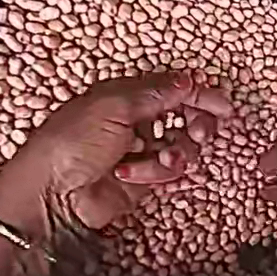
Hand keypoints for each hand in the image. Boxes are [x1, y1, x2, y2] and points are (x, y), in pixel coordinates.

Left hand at [0, 73, 232, 250]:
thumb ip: (156, 93)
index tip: (224, 107)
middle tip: (196, 134)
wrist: (52, 194)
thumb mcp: (114, 108)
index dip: (201, 96)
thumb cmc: (71, 144)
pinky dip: (158, 172)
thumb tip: (189, 81)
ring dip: (175, 153)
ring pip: (182, 146)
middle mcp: (137, 121)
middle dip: (194, 126)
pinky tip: (135, 174)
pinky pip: (170, 170)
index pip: (174, 90)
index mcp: (126, 96)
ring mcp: (142, 150)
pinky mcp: (146, 176)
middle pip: (185, 117)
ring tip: (160, 160)